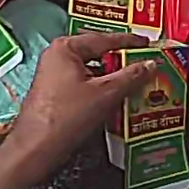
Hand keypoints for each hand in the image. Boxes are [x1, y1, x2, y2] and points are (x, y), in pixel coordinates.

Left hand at [7, 32, 154, 174]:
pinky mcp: (55, 93)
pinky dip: (100, 88)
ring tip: (136, 81)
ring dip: (112, 77)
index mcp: (66, 48)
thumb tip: (151, 64)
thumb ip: (131, 76)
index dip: (129, 42)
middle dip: (121, 61)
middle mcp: (57, 56)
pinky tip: (117, 97)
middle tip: (145, 62)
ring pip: (91, 70)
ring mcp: (54, 75)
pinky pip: (84, 83)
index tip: (148, 44)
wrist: (36, 149)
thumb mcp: (105, 94)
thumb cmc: (67, 116)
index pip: (104, 39)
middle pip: (97, 53)